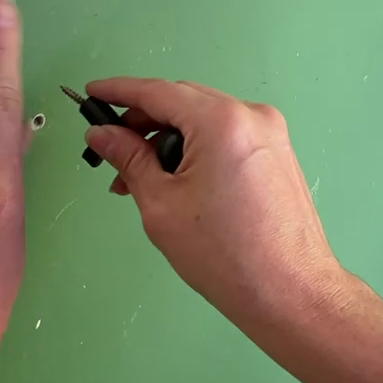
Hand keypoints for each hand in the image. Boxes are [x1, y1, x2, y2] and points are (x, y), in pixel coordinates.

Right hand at [81, 79, 349, 329]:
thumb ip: (129, 159)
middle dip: (144, 122)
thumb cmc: (224, 254)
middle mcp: (251, 113)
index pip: (158, 91)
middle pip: (183, 101)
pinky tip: (177, 180)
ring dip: (169, 139)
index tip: (91, 92)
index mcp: (222, 120)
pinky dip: (197, 147)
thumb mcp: (162, 204)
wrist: (291, 292)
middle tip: (112, 153)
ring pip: (204, 118)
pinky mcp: (277, 150)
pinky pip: (226, 134)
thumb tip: (101, 134)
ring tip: (141, 180)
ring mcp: (270, 130)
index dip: (119, 91)